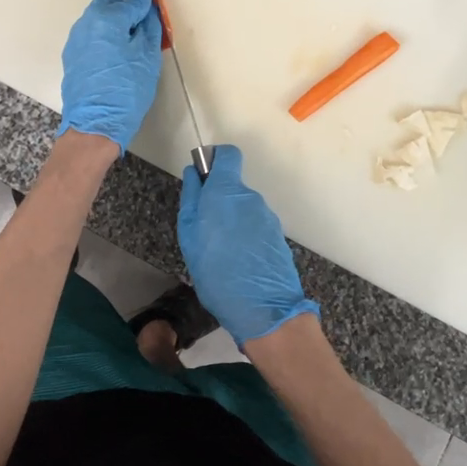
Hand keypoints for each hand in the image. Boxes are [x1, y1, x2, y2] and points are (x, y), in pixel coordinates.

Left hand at [57, 0, 162, 151]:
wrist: (95, 123)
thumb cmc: (127, 90)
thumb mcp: (147, 57)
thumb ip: (148, 28)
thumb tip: (147, 12)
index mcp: (108, 19)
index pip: (131, 0)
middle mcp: (87, 23)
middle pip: (107, 3)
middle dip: (123, 8)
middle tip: (139, 27)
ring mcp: (76, 39)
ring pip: (96, 19)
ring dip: (111, 24)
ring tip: (125, 46)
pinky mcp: (71, 55)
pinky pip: (89, 36)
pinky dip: (100, 39)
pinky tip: (110, 59)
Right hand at [178, 145, 318, 344]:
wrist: (265, 311)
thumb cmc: (216, 271)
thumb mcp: (190, 236)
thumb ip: (191, 199)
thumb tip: (194, 174)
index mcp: (227, 192)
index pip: (228, 155)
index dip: (214, 160)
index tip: (202, 178)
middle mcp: (251, 198)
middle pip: (232, 188)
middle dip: (217, 202)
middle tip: (203, 232)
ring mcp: (267, 218)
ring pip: (242, 210)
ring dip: (230, 223)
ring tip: (220, 255)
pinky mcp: (276, 238)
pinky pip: (255, 228)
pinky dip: (244, 238)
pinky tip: (238, 264)